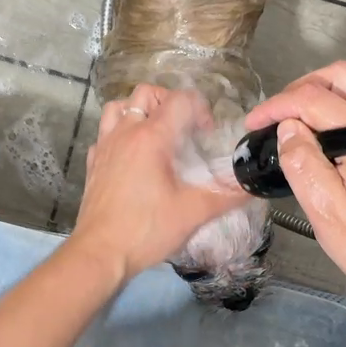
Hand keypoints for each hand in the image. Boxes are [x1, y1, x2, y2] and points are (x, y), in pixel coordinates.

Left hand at [69, 85, 249, 283]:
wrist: (101, 252)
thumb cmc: (147, 230)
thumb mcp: (194, 212)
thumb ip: (226, 196)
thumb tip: (252, 188)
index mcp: (152, 137)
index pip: (180, 100)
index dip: (200, 109)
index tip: (206, 134)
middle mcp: (125, 133)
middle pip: (145, 93)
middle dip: (169, 101)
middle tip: (184, 127)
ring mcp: (104, 146)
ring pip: (118, 107)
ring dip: (139, 111)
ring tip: (155, 132)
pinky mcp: (93, 163)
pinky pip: (106, 133)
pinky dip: (120, 134)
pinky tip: (132, 156)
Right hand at [245, 62, 345, 300]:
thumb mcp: (328, 213)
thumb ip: (304, 165)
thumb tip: (289, 128)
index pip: (313, 99)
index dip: (276, 106)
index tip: (252, 123)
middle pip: (340, 77)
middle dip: (299, 88)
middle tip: (275, 118)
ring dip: (320, 96)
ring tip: (295, 127)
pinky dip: (339, 111)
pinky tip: (324, 142)